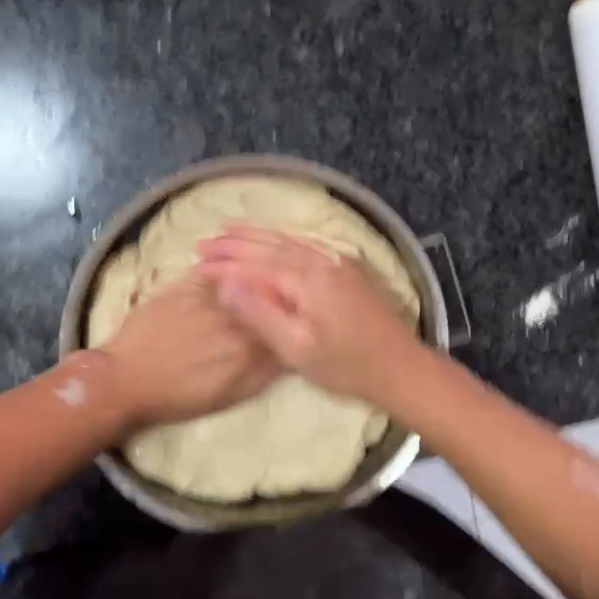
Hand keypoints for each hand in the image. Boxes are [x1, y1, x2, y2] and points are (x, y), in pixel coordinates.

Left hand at [100, 275, 281, 427]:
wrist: (126, 380)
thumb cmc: (178, 395)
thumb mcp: (230, 395)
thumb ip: (265, 373)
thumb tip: (292, 352)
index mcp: (249, 349)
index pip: (285, 325)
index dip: (292, 319)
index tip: (293, 318)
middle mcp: (235, 319)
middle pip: (269, 298)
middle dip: (276, 296)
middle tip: (277, 297)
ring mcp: (210, 298)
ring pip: (246, 279)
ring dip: (254, 278)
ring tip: (255, 280)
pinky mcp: (187, 284)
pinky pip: (215, 270)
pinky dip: (223, 270)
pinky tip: (224, 272)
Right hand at [196, 224, 427, 406]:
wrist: (401, 368)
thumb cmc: (347, 366)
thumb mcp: (296, 348)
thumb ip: (260, 313)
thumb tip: (225, 283)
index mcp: (307, 279)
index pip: (255, 264)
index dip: (225, 264)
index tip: (197, 264)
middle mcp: (322, 261)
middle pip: (271, 245)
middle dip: (236, 243)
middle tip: (203, 243)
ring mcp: (338, 262)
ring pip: (289, 241)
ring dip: (257, 236)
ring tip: (229, 230)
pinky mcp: (347, 270)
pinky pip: (306, 245)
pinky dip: (283, 239)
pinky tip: (275, 239)